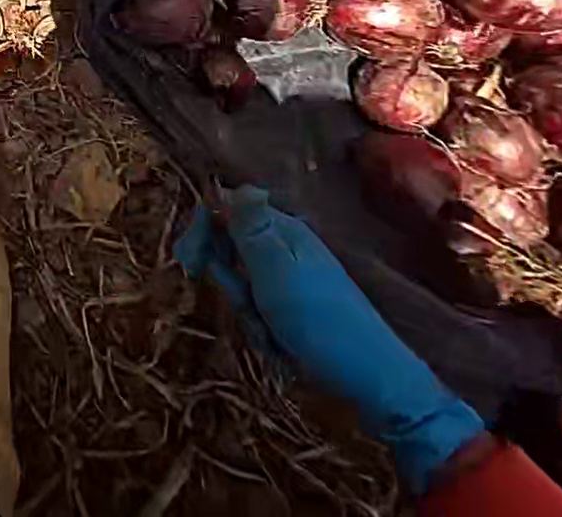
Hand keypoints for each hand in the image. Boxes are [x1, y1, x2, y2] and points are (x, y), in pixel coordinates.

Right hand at [176, 186, 484, 490]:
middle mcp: (282, 247)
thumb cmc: (319, 319)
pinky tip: (280, 345)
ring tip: (270, 332)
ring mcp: (288, 280)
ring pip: (241, 285)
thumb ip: (250, 226)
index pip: (225, 209)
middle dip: (229, 281)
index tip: (188, 260)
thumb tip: (234, 182)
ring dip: (246, 311)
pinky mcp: (292, 310)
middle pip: (229, 249)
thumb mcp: (276, 268)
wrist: (373, 380)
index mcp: (280, 228)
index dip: (203, 230)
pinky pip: (258, 311)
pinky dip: (262, 329)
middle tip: (246, 304)